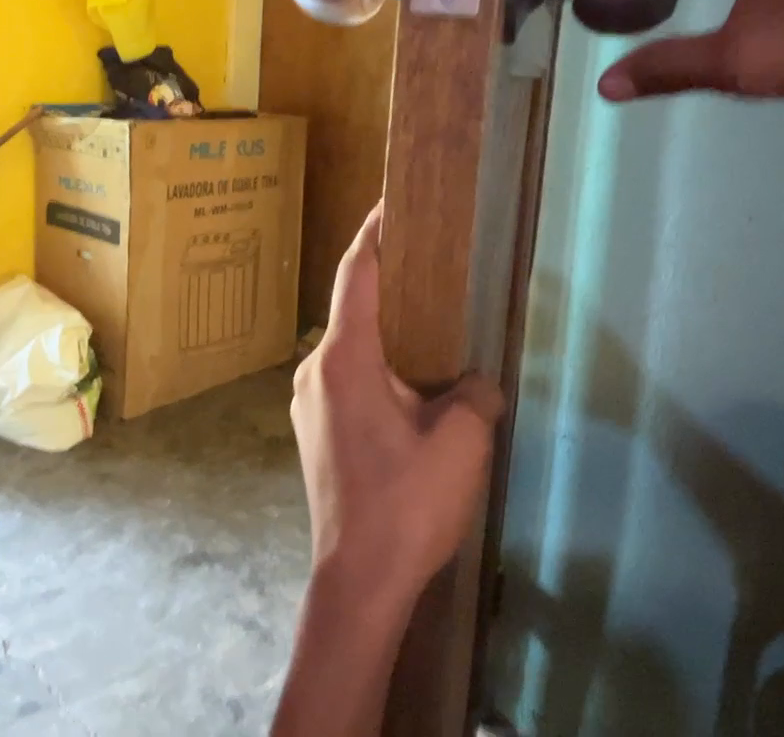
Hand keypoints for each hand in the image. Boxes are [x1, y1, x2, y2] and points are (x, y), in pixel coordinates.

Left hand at [290, 202, 503, 598]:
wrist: (358, 579)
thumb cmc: (407, 504)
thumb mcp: (462, 443)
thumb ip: (476, 395)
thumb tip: (475, 385)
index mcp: (345, 359)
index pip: (358, 276)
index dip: (374, 234)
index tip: (391, 203)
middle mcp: (315, 370)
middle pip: (353, 309)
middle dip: (390, 284)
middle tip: (430, 265)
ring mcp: (307, 401)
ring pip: (350, 347)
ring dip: (385, 332)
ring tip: (429, 326)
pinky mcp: (314, 429)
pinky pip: (346, 377)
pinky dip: (376, 365)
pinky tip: (409, 383)